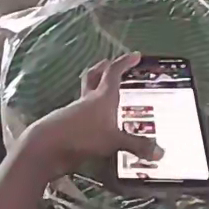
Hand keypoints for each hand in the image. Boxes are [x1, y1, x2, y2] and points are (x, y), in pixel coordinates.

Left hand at [16, 52, 163, 176]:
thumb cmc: (82, 136)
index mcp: (102, 96)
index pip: (114, 72)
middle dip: (103, 68)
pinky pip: (83, 114)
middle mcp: (88, 100)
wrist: (46, 147)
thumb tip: (161, 153)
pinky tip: (98, 123)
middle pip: (94, 76)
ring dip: (96, 90)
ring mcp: (76, 112)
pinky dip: (92, 113)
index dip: (125, 63)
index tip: (136, 55)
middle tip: (111, 64)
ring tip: (108, 95)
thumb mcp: (114, 141)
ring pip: (87, 94)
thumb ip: (137, 146)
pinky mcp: (69, 127)